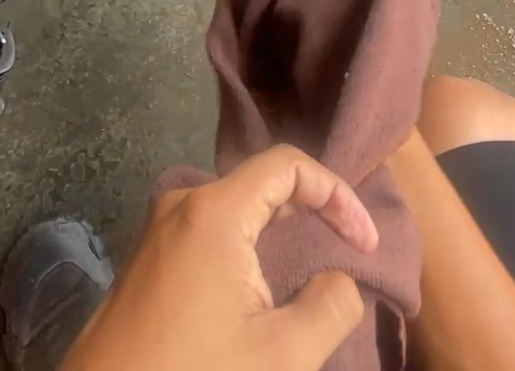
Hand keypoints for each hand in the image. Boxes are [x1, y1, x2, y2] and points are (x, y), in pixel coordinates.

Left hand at [62, 144, 378, 370]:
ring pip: (235, 205)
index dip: (336, 193)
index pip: (287, 164)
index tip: (365, 241)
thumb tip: (340, 278)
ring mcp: (160, 225)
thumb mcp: (279, 355)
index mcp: (215, 209)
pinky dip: (248, 242)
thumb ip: (329, 307)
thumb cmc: (194, 370)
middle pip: (261, 182)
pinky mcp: (150, 252)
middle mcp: (183, 202)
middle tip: (348, 248)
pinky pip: (210, 227)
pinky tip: (263, 281)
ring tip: (312, 262)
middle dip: (312, 208)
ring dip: (279, 227)